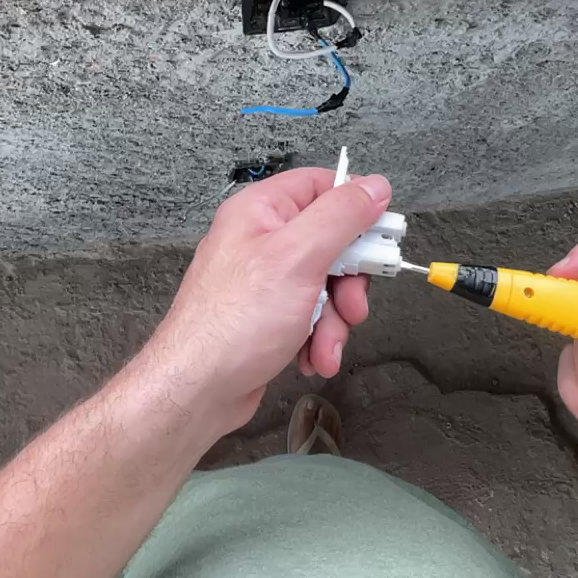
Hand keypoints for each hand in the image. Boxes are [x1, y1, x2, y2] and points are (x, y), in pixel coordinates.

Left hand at [139, 168, 391, 436]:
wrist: (196, 391)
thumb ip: (342, 215)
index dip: (356, 209)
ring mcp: (264, 279)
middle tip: (352, 307)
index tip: (381, 237)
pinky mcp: (267, 315)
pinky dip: (318, 338)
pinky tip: (312, 359)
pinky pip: (310, 315)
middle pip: (331, 241)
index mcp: (262, 210)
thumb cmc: (237, 321)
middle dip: (349, 282)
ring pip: (326, 285)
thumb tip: (376, 186)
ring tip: (324, 347)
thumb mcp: (299, 256)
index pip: (322, 186)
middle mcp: (261, 238)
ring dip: (335, 320)